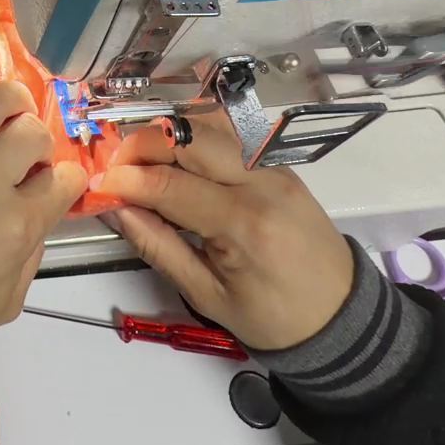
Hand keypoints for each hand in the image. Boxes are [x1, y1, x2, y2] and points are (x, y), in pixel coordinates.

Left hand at [0, 23, 87, 350]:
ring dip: (8, 97)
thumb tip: (44, 207)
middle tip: (24, 151)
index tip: (53, 182)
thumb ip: (34, 252)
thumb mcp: (7, 300)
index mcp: (15, 226)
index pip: (62, 180)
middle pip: (30, 134)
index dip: (64, 179)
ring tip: (10, 104)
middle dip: (37, 140)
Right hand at [90, 111, 352, 350]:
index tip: (100, 185)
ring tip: (143, 160)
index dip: (126, 180)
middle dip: (142, 144)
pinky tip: (175, 158)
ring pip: (207, 124)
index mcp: (244, 225)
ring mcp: (273, 166)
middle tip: (117, 166)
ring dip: (166, 135)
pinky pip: (227, 133)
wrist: (345, 320)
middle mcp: (261, 183)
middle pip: (187, 136)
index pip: (169, 183)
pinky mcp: (277, 162)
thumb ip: (157, 246)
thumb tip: (117, 208)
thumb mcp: (207, 296)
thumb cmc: (274, 318)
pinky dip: (192, 136)